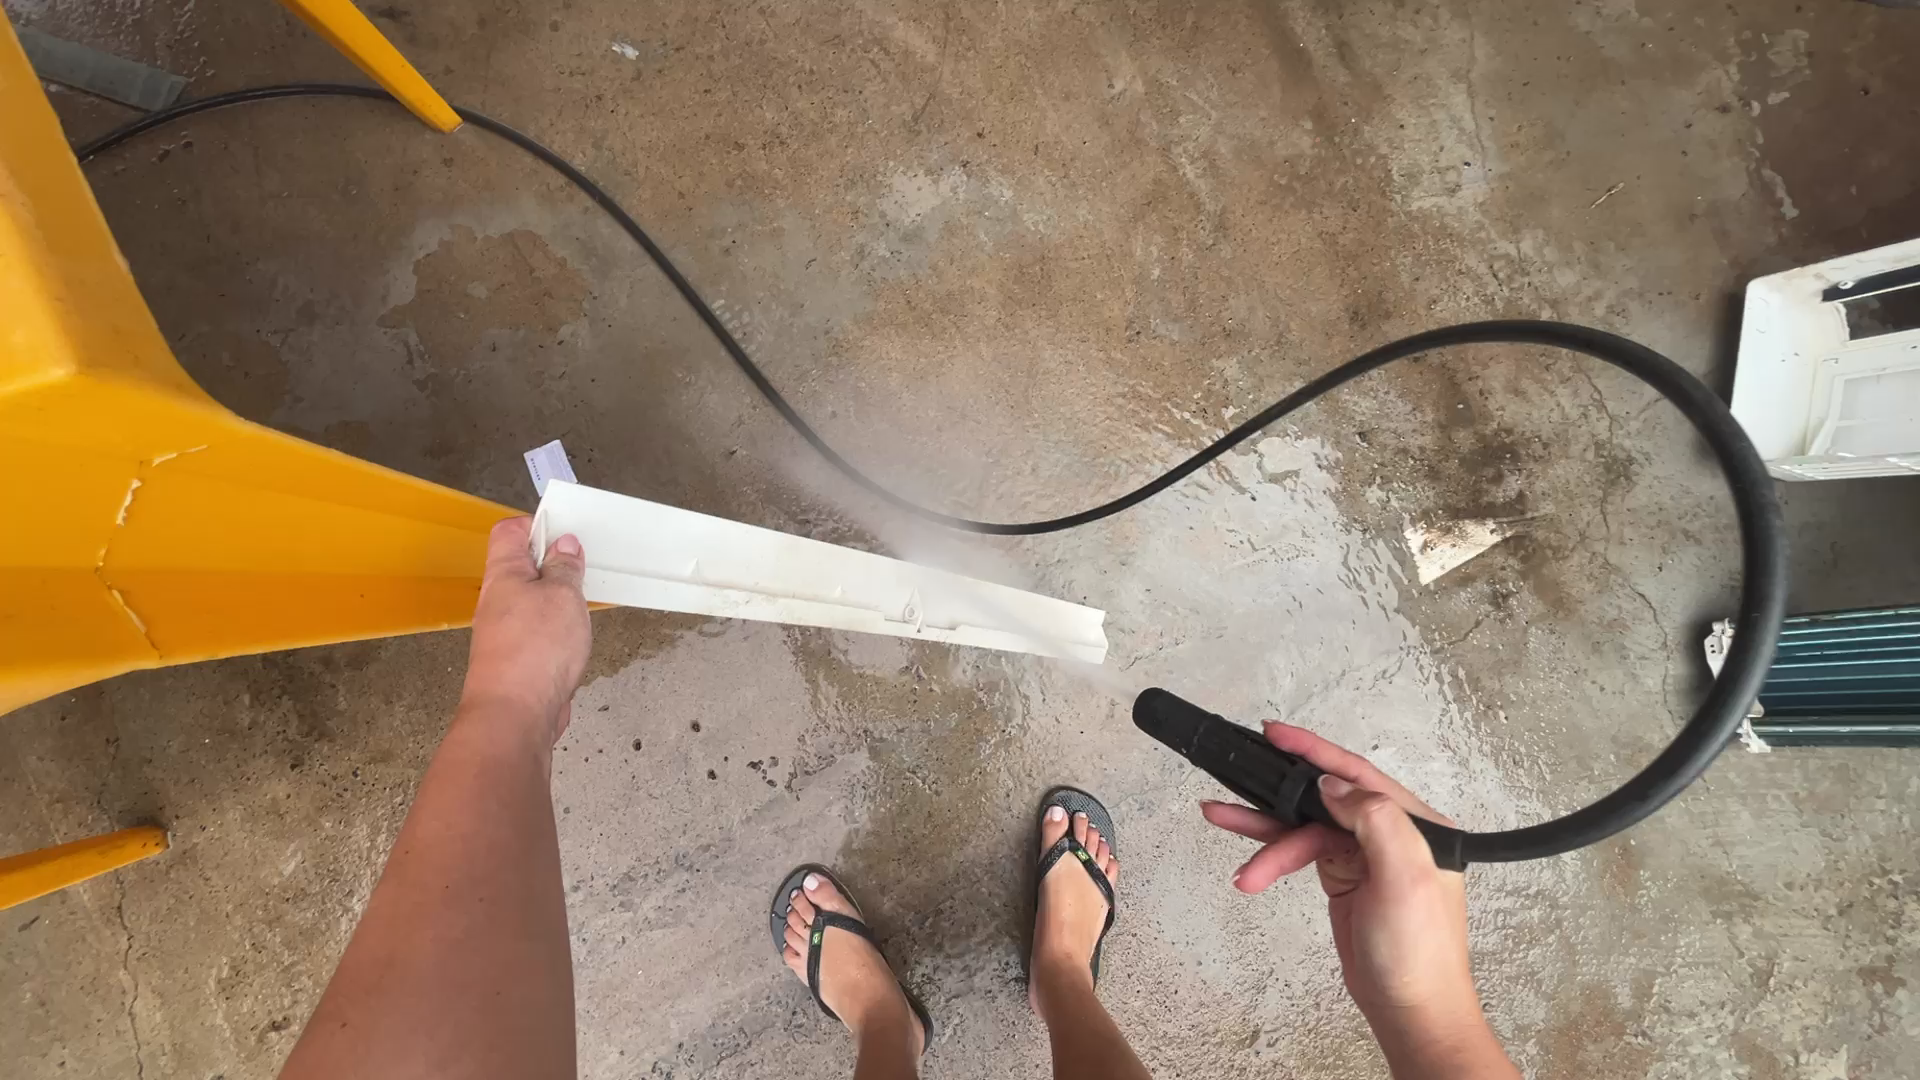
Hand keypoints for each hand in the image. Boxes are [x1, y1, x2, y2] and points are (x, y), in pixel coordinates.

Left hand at [459, 517, 591, 742]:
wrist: (516, 712)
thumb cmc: (537, 648)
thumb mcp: (562, 595)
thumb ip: (564, 567)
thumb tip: (564, 544)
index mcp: (503, 575)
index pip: (509, 533)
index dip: (536, 525)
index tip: (567, 530)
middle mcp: (499, 600)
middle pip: (522, 566)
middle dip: (554, 561)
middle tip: (586, 563)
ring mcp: (507, 630)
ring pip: (533, 599)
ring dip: (560, 595)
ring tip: (586, 597)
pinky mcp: (521, 657)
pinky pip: (541, 628)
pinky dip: (560, 624)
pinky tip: (578, 633)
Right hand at [1201, 724, 1489, 1049]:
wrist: (1408, 1011)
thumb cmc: (1417, 952)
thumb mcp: (1404, 878)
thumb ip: (1374, 819)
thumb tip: (1330, 784)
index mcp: (1414, 824)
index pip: (1357, 773)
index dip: (1313, 750)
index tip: (1275, 733)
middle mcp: (1387, 830)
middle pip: (1319, 796)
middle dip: (1274, 791)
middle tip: (1236, 774)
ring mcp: (1360, 851)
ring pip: (1300, 822)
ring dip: (1260, 825)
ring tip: (1218, 814)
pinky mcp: (1338, 870)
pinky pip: (1294, 848)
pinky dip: (1269, 854)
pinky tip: (1247, 864)